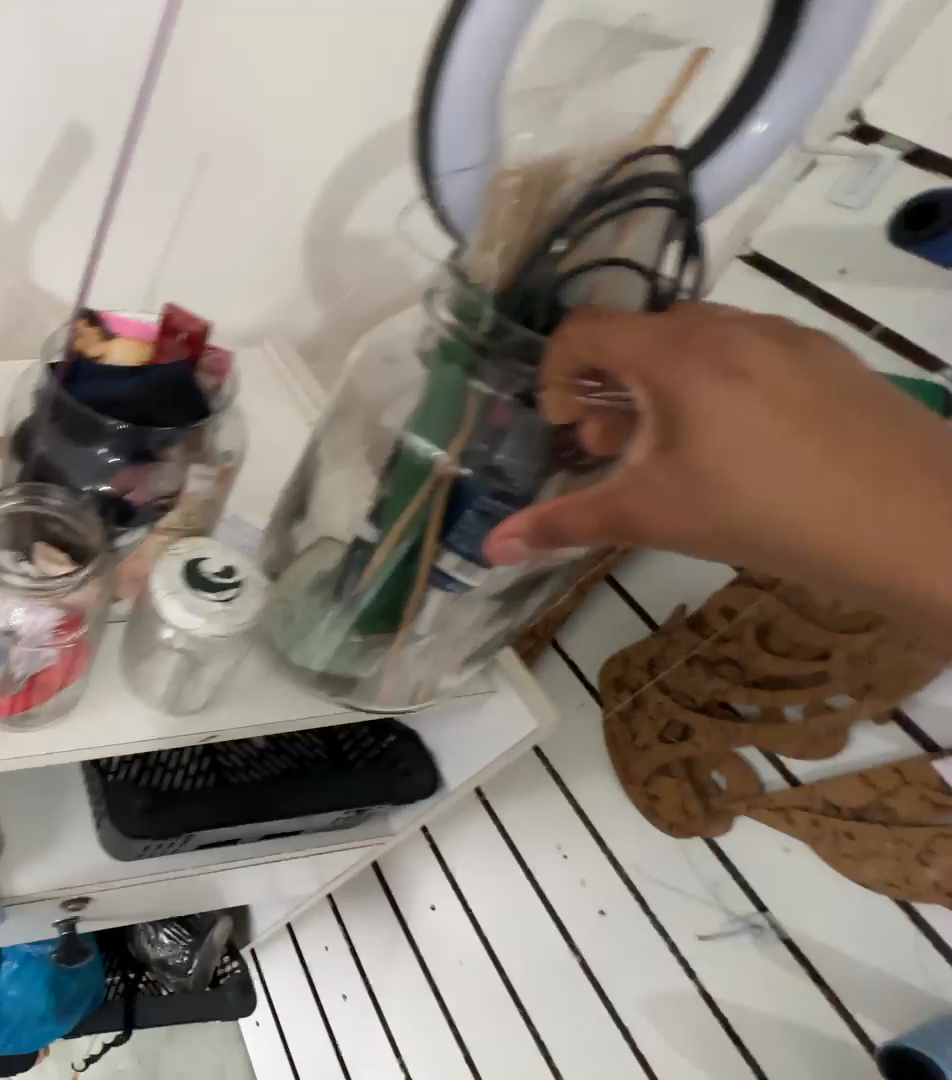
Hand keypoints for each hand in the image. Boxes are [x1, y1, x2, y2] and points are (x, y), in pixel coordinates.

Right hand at [484, 303, 951, 629]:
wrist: (925, 528)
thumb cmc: (764, 514)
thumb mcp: (646, 518)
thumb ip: (559, 524)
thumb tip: (489, 548)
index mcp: (679, 358)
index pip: (584, 330)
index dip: (555, 373)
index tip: (568, 425)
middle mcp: (733, 331)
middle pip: (636, 331)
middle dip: (606, 383)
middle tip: (615, 443)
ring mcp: (790, 340)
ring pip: (692, 339)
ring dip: (656, 382)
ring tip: (670, 446)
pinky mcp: (830, 359)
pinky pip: (744, 350)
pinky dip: (711, 382)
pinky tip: (732, 445)